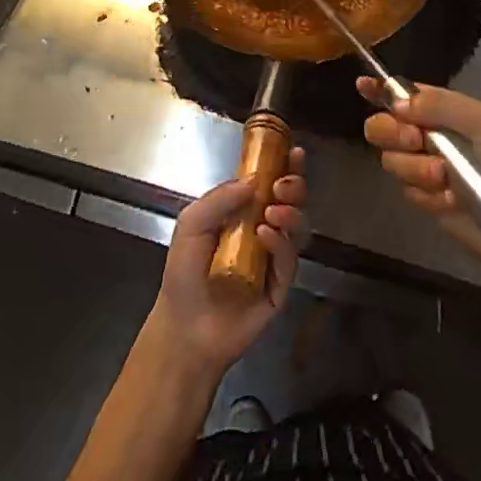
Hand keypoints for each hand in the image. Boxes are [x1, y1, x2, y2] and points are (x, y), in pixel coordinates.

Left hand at [146, 148, 307, 372]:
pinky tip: (265, 234)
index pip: (267, 184)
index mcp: (241, 214)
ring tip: (273, 210)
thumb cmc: (183, 274)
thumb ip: (219, 199)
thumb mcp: (192, 225)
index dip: (282, 167)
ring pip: (297, 228)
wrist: (184, 329)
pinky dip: (281, 242)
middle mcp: (262, 232)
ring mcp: (273, 260)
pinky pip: (290, 260)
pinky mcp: (281, 287)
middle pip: (291, 202)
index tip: (293, 151)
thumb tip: (252, 179)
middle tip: (284, 184)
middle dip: (293, 186)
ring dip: (291, 212)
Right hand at [357, 79, 480, 266]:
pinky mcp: (426, 199)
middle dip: (392, 131)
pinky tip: (450, 200)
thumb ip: (443, 107)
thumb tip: (397, 102)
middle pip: (385, 125)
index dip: (383, 89)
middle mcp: (432, 136)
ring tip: (445, 179)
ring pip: (391, 159)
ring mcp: (427, 169)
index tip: (362, 86)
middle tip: (414, 140)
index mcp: (449, 112)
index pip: (407, 94)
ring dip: (414, 167)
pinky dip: (425, 194)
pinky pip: (405, 189)